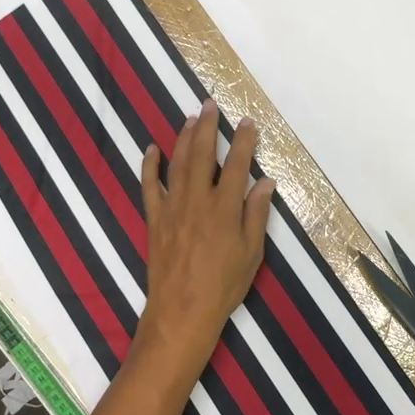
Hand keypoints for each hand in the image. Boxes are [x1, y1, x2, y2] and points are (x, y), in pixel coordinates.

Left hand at [136, 99, 275, 365]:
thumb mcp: (251, 253)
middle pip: (202, 154)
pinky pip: (149, 186)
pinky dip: (149, 166)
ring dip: (183, 138)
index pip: (237, 165)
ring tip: (190, 118)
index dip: (243, 142)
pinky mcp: (154, 218)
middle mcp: (197, 200)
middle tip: (210, 105)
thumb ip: (256, 215)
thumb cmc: (223, 285)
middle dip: (207, 127)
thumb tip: (265, 182)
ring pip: (177, 163)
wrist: (182, 310)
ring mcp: (172, 207)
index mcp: (225, 208)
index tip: (248, 123)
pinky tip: (151, 149)